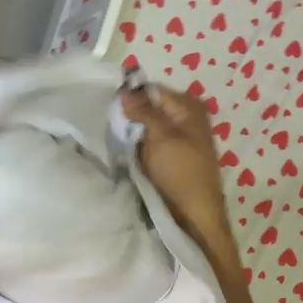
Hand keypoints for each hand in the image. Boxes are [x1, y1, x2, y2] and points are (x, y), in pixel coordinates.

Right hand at [124, 85, 232, 244]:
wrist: (193, 213)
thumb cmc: (180, 171)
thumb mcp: (161, 136)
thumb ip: (144, 110)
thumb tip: (125, 90)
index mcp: (189, 107)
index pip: (152, 90)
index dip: (131, 95)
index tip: (109, 105)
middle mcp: (186, 117)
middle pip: (150, 106)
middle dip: (131, 113)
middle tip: (110, 122)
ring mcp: (179, 137)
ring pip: (147, 124)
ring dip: (133, 130)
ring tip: (115, 135)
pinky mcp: (171, 154)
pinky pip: (149, 140)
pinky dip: (138, 143)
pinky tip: (127, 149)